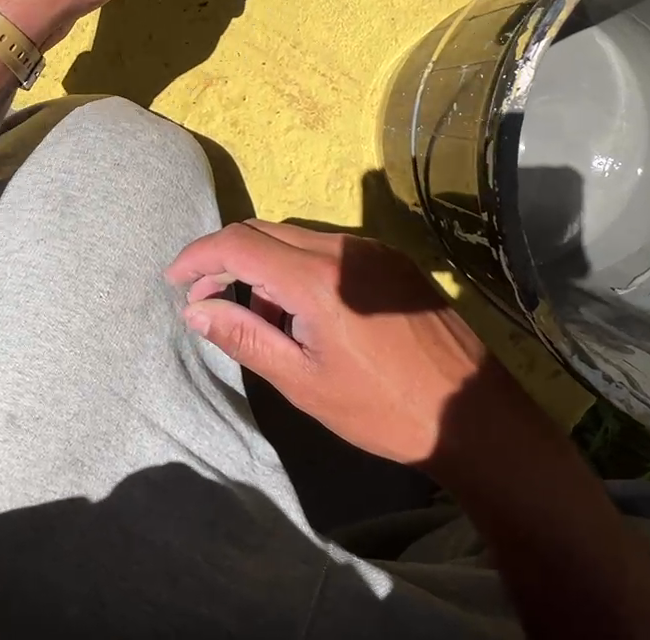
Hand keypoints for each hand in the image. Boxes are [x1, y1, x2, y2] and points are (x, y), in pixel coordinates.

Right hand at [166, 220, 545, 475]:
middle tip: (205, 300)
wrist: (476, 417)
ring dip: (261, 264)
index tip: (173, 280)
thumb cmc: (382, 409)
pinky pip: (327, 248)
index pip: (238, 244)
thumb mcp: (302, 381)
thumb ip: (244, 336)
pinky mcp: (391, 260)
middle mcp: (342, 248)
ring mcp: (371, 250)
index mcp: (316, 278)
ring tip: (257, 316)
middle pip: (262, 231)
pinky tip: (303, 311)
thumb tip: (195, 309)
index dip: (198, 257)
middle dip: (225, 258)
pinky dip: (296, 267)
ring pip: (293, 237)